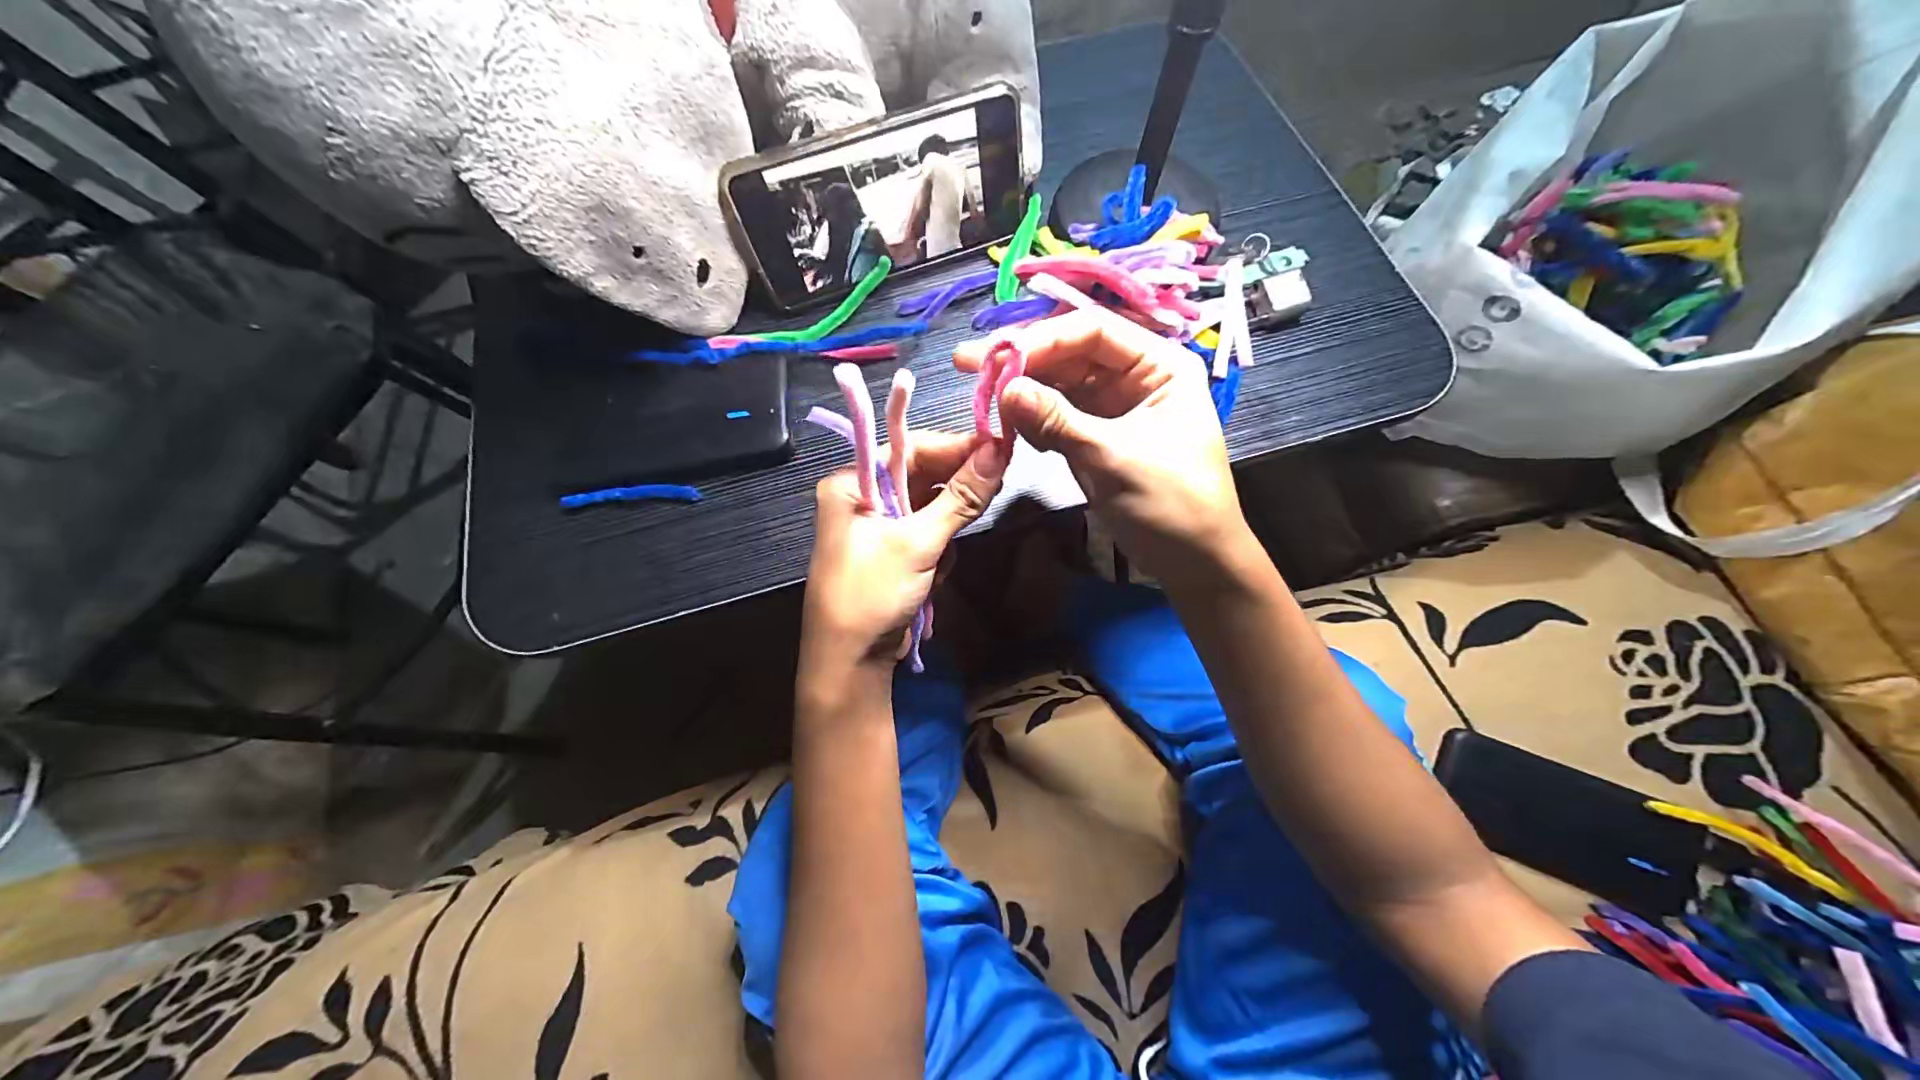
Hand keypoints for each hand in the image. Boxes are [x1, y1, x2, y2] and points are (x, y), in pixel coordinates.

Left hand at [799, 430, 1008, 697]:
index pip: (910, 448)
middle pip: (922, 476)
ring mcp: (878, 528)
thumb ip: (960, 497)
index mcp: (852, 483)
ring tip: (945, 552)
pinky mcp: (894, 555)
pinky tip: (935, 574)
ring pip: (931, 508)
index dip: (955, 446)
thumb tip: (999, 449)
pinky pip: (928, 535)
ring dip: (947, 528)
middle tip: (995, 485)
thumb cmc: (871, 594)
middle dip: (954, 490)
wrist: (849, 664)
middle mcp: (862, 498)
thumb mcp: (917, 543)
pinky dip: (939, 551)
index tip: (999, 445)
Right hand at [954, 308, 1250, 582]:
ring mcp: (1112, 405)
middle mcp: (1135, 375)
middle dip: (1022, 359)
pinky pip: (1055, 414)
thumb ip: (1058, 421)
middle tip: (967, 364)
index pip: (1092, 331)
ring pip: (1058, 382)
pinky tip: (1008, 424)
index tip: (997, 360)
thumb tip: (1004, 389)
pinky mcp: (1094, 434)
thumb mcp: (1114, 458)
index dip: (1042, 340)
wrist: (1193, 561)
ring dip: (1021, 388)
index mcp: (1159, 365)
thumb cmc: (1172, 504)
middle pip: (1070, 351)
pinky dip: (1031, 418)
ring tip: (981, 396)